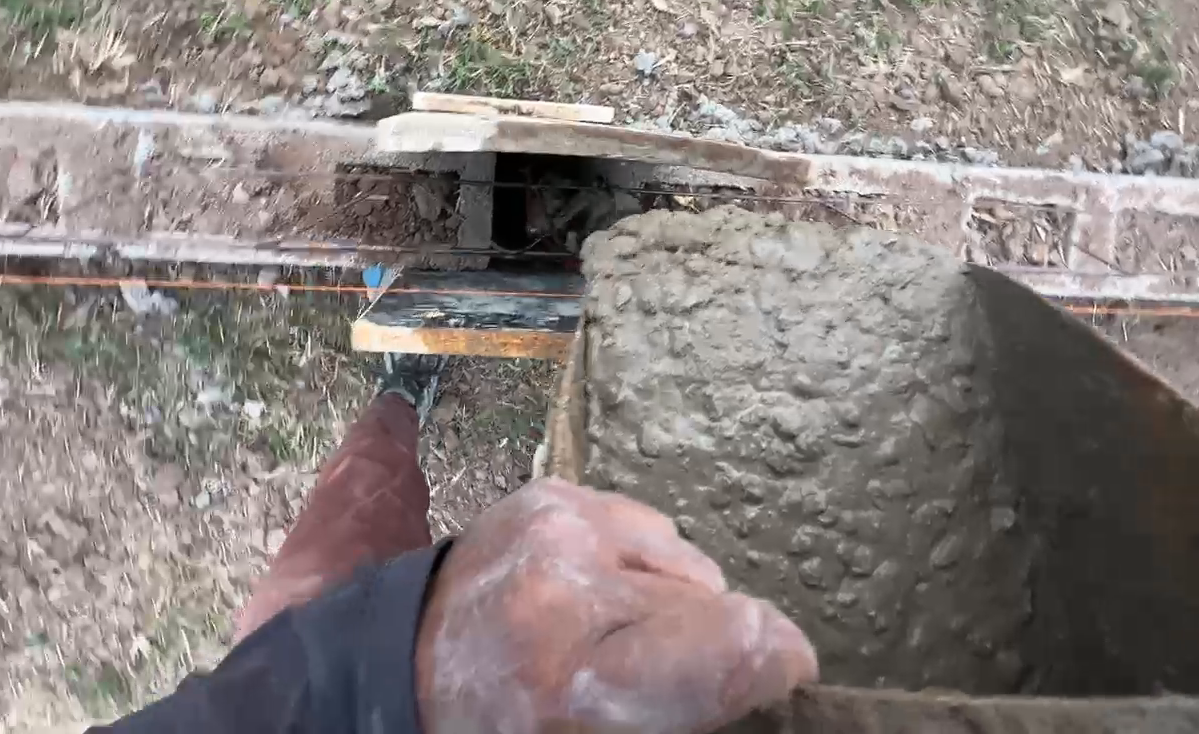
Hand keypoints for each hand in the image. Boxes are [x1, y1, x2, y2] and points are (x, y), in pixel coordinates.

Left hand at [415, 478, 817, 733]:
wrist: (413, 652)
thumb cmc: (507, 719)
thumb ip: (686, 701)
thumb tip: (773, 657)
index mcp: (578, 676)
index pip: (723, 640)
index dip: (773, 654)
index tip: (785, 671)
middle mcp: (569, 581)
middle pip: (709, 593)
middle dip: (708, 632)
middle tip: (659, 660)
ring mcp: (556, 521)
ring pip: (681, 550)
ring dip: (671, 589)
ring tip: (619, 617)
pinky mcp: (549, 489)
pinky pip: (643, 519)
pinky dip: (639, 554)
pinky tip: (597, 579)